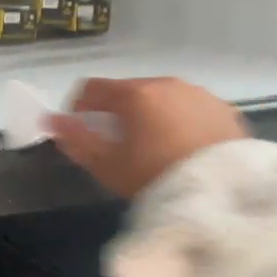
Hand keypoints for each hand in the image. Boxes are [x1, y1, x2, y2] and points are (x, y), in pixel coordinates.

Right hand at [48, 77, 247, 197]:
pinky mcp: (225, 109)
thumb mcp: (107, 165)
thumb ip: (76, 139)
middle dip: (117, 112)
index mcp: (135, 94)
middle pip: (129, 91)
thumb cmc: (156, 177)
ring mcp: (199, 94)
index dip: (79, 107)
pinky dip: (179, 121)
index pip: (93, 87)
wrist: (226, 193)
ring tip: (153, 147)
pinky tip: (183, 148)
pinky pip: (190, 109)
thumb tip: (51, 120)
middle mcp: (167, 83)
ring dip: (150, 115)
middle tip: (118, 144)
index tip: (82, 132)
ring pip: (162, 98)